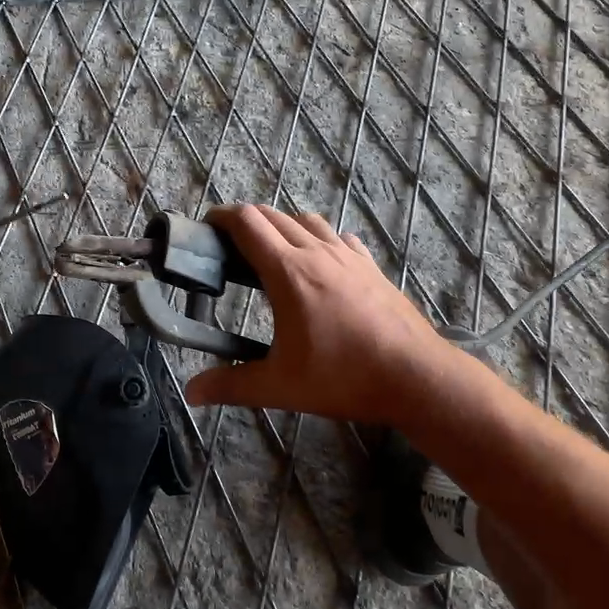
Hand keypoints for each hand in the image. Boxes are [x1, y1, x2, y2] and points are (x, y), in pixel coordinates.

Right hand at [183, 204, 462, 424]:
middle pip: (272, 215)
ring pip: (306, 221)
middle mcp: (316, 252)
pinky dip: (318, 239)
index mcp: (287, 271)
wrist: (418, 377)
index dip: (221, 217)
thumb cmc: (344, 377)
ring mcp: (348, 256)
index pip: (247, 223)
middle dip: (245, 221)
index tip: (205, 228)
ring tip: (271, 252)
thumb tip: (190, 393)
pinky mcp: (371, 266)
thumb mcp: (280, 386)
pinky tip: (319, 262)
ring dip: (282, 226)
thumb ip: (231, 385)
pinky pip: (338, 237)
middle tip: (228, 246)